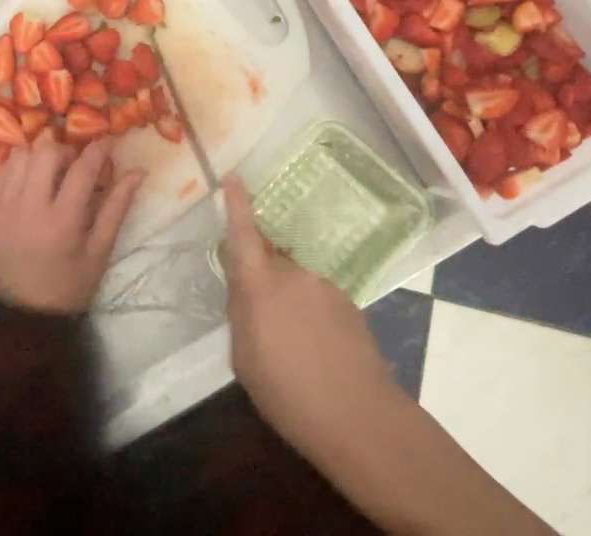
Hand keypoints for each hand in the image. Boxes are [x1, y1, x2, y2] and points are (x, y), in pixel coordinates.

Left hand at [0, 139, 144, 313]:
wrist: (22, 312)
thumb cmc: (69, 285)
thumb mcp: (100, 250)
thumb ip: (117, 207)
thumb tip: (137, 172)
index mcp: (62, 221)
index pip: (82, 169)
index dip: (99, 150)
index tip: (108, 143)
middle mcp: (29, 207)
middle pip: (46, 152)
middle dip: (67, 150)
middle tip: (78, 164)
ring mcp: (4, 207)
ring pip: (21, 155)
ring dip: (42, 155)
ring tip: (54, 171)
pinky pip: (4, 171)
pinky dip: (22, 167)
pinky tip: (34, 181)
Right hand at [221, 174, 399, 452]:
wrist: (357, 415)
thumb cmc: (287, 392)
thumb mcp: (244, 358)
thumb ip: (242, 315)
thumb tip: (245, 292)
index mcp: (260, 285)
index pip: (243, 234)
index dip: (237, 203)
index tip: (233, 175)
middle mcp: (294, 275)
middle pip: (270, 264)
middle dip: (262, 284)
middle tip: (261, 329)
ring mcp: (326, 288)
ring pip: (296, 286)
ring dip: (289, 306)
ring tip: (293, 353)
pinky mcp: (350, 305)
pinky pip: (319, 302)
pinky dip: (312, 320)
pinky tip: (317, 356)